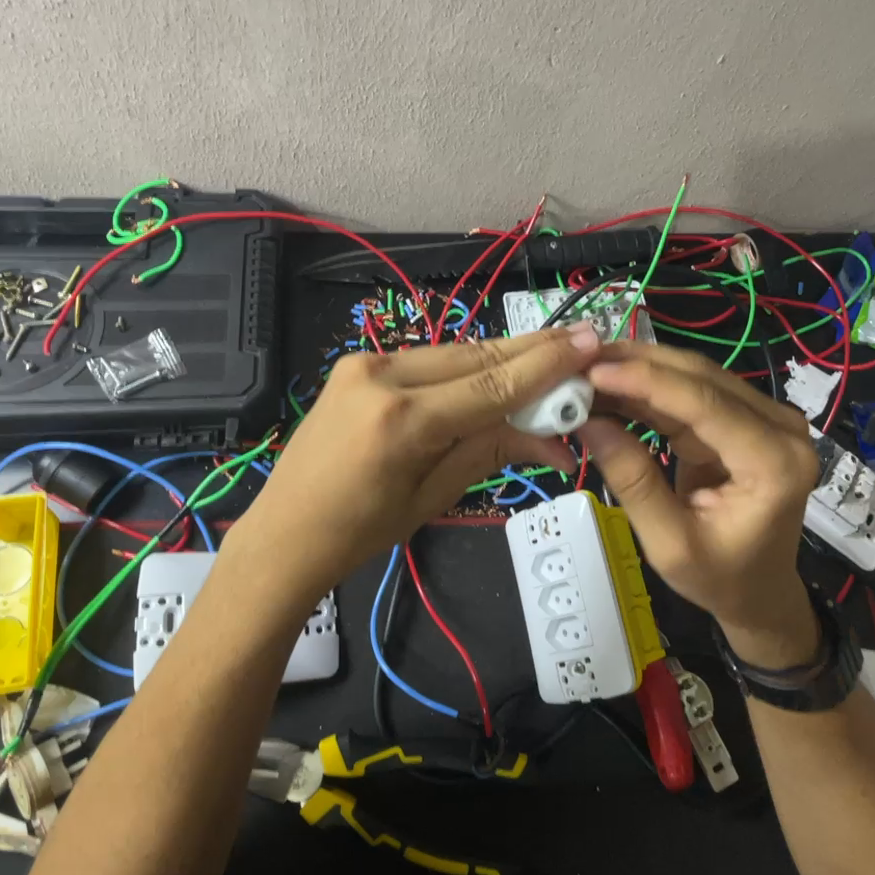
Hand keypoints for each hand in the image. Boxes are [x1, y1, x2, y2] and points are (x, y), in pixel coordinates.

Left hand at [237, 324, 600, 592]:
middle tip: (582, 343)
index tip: (590, 345)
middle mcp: (382, 377)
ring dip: (502, 357)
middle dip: (533, 352)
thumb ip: (492, 452)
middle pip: (476, 357)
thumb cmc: (359, 531)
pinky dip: (466, 366)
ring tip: (551, 355)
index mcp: (402, 422)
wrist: (284, 530)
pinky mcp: (357, 363)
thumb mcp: (433, 497)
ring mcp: (364, 363)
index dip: (546, 365)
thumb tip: (557, 441)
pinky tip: (497, 368)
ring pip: (454, 353)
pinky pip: (428, 360)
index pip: (492, 385)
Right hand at [576, 342, 821, 666]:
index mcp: (775, 464)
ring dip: (639, 369)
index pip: (705, 403)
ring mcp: (765, 419)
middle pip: (701, 378)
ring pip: (694, 376)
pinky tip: (610, 384)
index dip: (646, 380)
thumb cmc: (721, 579)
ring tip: (586, 367)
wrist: (760, 593)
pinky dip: (649, 388)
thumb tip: (587, 422)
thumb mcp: (669, 544)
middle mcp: (780, 428)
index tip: (592, 370)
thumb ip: (633, 481)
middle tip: (579, 360)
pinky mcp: (744, 418)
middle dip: (637, 364)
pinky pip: (691, 392)